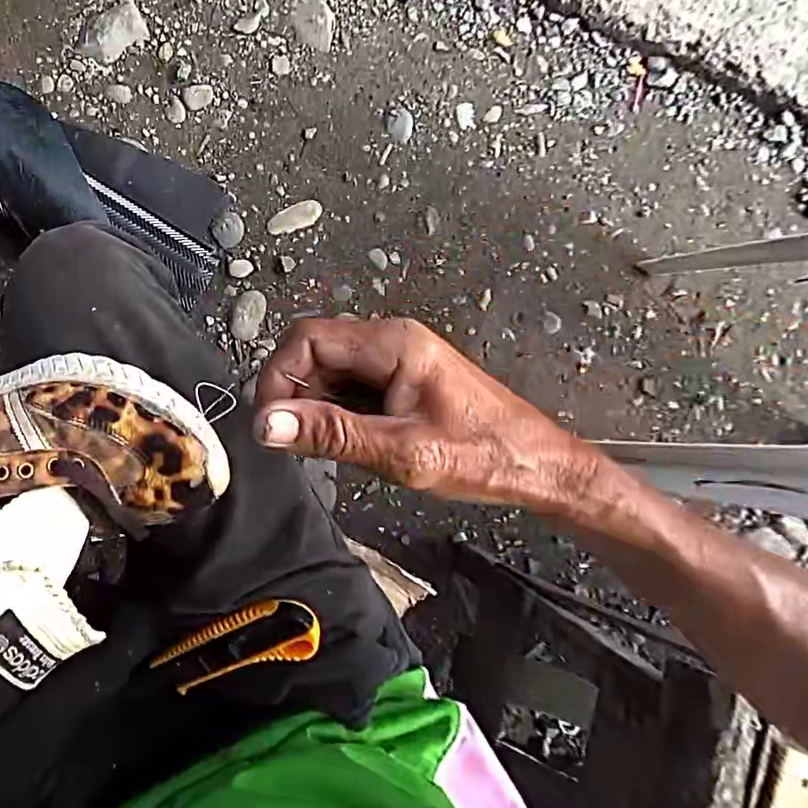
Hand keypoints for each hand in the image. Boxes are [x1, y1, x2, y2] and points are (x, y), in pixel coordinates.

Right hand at [252, 318, 614, 519]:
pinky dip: (327, 411)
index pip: (305, 339)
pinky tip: (341, 439)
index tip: (269, 421)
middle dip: (289, 392)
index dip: (277, 377)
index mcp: (394, 345)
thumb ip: (330, 435)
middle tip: (290, 436)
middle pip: (309, 350)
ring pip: (322, 369)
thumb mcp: (401, 452)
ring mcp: (392, 360)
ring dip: (307, 405)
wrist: (540, 467)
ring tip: (322, 443)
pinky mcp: (393, 380)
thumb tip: (268, 424)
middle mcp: (390, 342)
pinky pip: (341, 386)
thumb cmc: (486, 456)